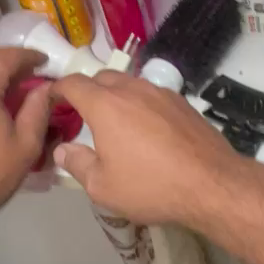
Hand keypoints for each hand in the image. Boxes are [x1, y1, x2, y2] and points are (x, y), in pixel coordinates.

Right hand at [50, 71, 251, 226]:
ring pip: (130, 84)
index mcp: (106, 105)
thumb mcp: (103, 186)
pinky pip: (152, 95)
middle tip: (82, 115)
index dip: (58, 89)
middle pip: (102, 78)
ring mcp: (161, 93)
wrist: (211, 184)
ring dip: (116, 96)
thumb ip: (77, 163)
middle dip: (87, 91)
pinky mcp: (182, 103)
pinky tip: (146, 128)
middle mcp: (133, 89)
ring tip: (115, 122)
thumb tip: (63, 150)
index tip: (51, 99)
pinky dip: (140, 104)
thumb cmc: (151, 186)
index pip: (73, 83)